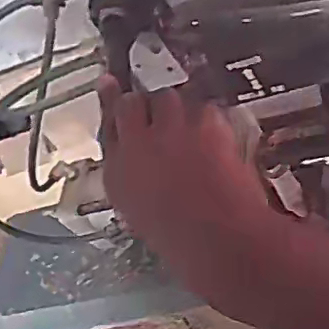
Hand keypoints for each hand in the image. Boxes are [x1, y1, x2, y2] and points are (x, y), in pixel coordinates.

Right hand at [98, 75, 286, 304]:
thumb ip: (137, 181)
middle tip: (161, 116)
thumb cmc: (186, 243)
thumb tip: (142, 165)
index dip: (109, 104)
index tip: (110, 85)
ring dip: (177, 109)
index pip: (106, 128)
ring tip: (192, 129)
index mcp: (117, 175)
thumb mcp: (145, 216)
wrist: (222, 242)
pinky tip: (218, 137)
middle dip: (145, 105)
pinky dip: (210, 119)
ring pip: (167, 98)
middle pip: (131, 104)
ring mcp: (171, 131)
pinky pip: (204, 108)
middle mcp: (136, 147)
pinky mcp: (205, 125)